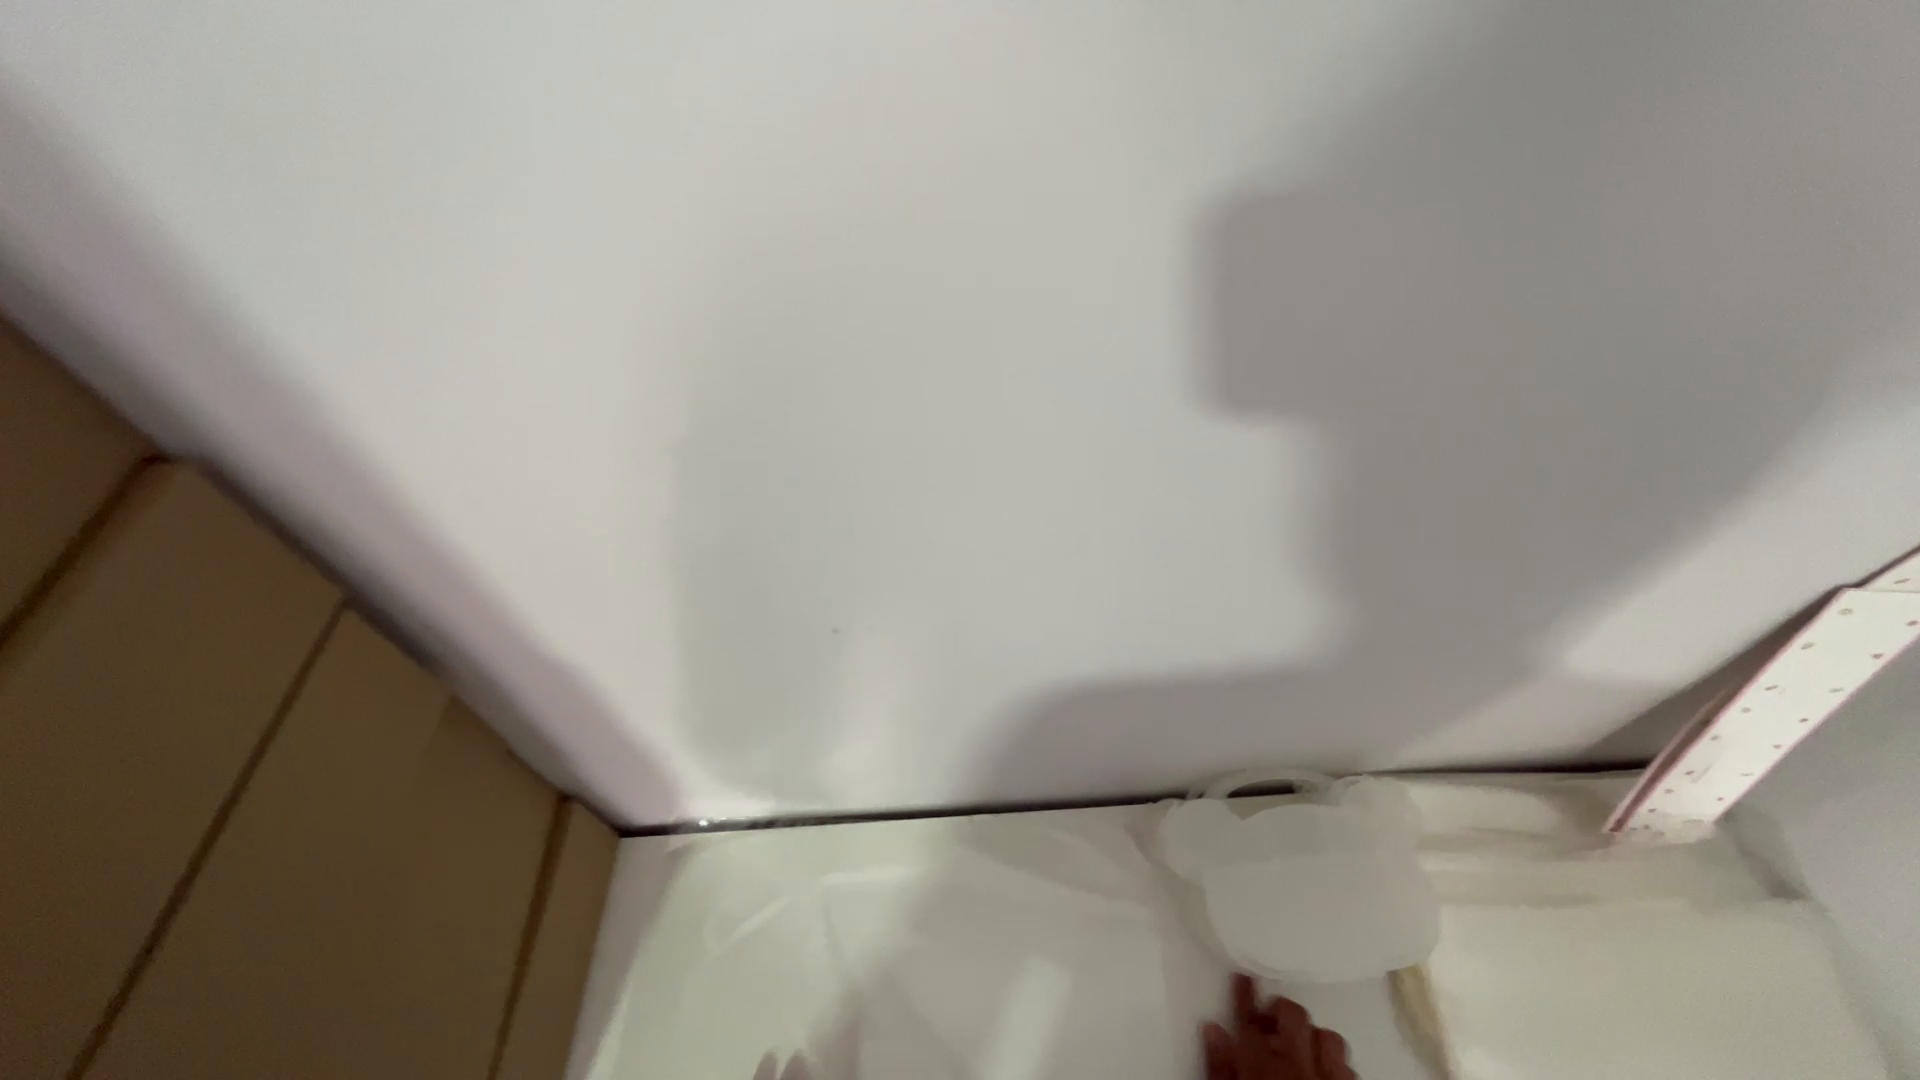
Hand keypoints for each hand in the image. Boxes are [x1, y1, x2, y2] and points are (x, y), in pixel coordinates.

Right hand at [1201, 973, 1355, 1079]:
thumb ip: (1219, 1065)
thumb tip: (1213, 1028)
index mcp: (1264, 1062)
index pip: (1249, 1017)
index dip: (1244, 993)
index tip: (1242, 974)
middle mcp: (1299, 1063)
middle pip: (1294, 1015)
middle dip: (1280, 1009)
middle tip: (1268, 1017)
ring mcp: (1330, 1077)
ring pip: (1328, 1036)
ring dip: (1313, 1036)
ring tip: (1299, 1043)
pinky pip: (1350, 1065)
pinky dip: (1334, 1061)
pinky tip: (1322, 1067)